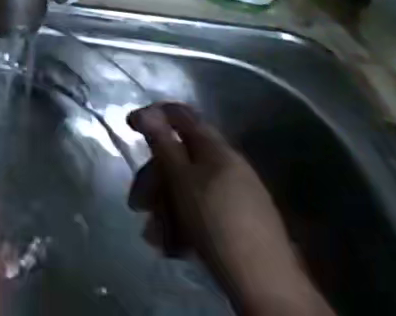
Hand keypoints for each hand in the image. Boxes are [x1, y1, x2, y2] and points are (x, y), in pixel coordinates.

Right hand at [128, 103, 333, 315]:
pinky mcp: (239, 224)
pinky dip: (182, 224)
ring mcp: (236, 196)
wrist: (266, 285)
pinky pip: (201, 211)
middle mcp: (228, 166)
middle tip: (137, 204)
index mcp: (216, 149)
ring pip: (187, 189)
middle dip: (154, 180)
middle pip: (179, 158)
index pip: (181, 115)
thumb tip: (147, 111)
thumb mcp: (181, 180)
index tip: (129, 126)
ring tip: (154, 236)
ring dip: (165, 209)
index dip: (153, 115)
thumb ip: (162, 144)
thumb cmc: (216, 223)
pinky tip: (172, 247)